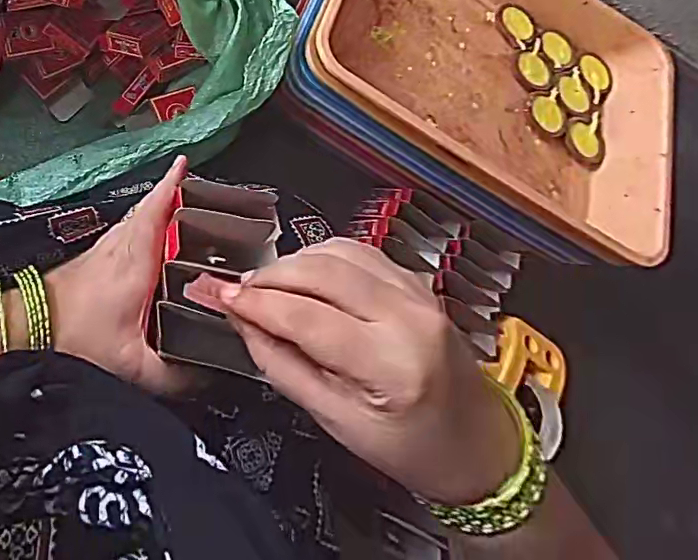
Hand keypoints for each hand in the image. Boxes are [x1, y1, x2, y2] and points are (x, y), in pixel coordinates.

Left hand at [46, 155, 189, 394]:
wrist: (29, 328)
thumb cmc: (76, 340)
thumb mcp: (132, 366)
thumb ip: (174, 374)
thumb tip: (208, 375)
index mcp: (133, 264)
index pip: (154, 213)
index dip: (170, 186)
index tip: (183, 162)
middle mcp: (120, 248)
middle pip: (149, 208)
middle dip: (174, 190)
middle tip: (199, 182)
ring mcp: (105, 249)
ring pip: (137, 216)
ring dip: (158, 203)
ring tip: (183, 200)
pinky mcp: (96, 256)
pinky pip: (128, 228)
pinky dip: (144, 219)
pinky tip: (152, 231)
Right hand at [186, 238, 518, 504]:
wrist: (479, 443)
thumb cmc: (413, 447)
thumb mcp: (339, 422)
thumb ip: (284, 367)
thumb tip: (242, 322)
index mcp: (393, 364)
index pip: (307, 318)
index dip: (255, 303)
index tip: (218, 294)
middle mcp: (408, 315)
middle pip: (319, 271)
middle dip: (269, 276)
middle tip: (237, 289)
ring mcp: (415, 290)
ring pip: (335, 251)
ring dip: (292, 263)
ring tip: (267, 286)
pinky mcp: (413, 278)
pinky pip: (355, 250)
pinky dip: (320, 257)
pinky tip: (304, 276)